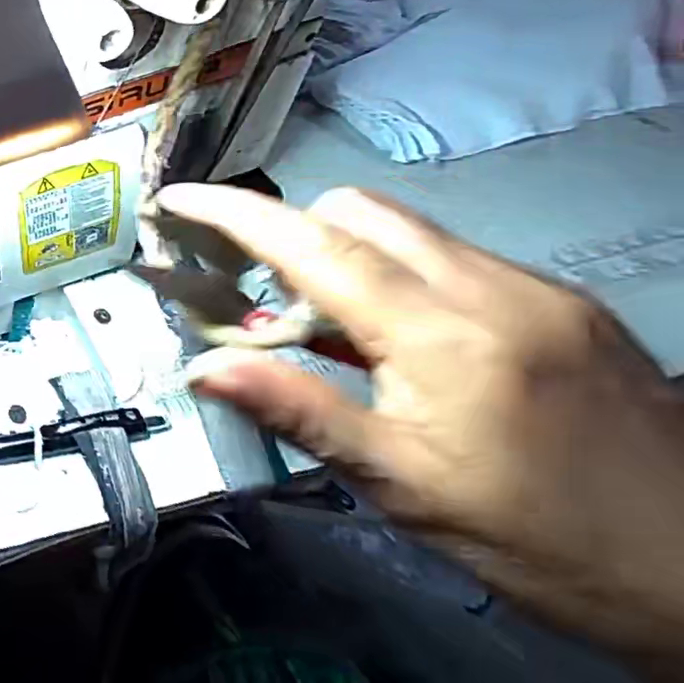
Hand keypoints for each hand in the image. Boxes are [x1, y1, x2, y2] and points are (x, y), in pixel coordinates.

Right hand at [160, 184, 683, 671]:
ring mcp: (538, 291)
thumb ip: (299, 412)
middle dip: (287, 228)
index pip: (313, 244)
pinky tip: (392, 334)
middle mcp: (493, 290)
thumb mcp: (404, 487)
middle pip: (357, 212)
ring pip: (403, 227)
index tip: (175, 199)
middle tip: (251, 283)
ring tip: (316, 313)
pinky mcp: (566, 306)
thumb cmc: (545, 541)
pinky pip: (447, 255)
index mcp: (447, 335)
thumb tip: (200, 369)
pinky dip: (390, 269)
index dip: (233, 213)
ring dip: (335, 248)